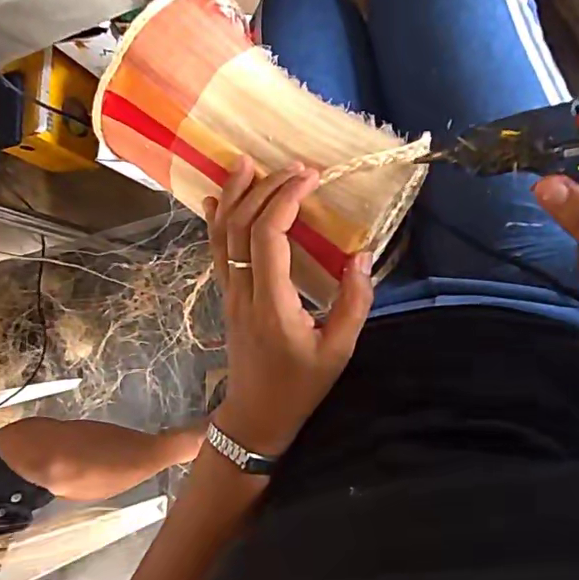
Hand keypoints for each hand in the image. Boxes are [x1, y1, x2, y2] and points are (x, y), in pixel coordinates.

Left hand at [205, 157, 373, 455]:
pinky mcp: (226, 296)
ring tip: (246, 163)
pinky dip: (215, 219)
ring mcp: (228, 293)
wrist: (256, 416)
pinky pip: (216, 250)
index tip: (311, 177)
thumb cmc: (300, 386)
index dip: (286, 199)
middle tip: (294, 167)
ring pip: (221, 234)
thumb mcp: (338, 351)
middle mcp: (243, 292)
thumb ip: (353, 303)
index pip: (269, 237)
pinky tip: (215, 199)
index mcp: (272, 304)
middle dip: (266, 188)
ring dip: (233, 195)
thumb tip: (363, 256)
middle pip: (241, 226)